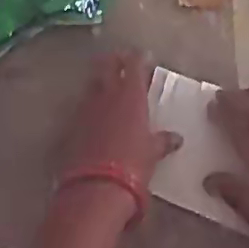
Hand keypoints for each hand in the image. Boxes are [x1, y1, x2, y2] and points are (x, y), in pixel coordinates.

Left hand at [63, 52, 182, 191]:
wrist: (96, 189)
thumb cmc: (133, 165)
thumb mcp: (152, 152)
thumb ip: (163, 141)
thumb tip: (176, 138)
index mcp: (130, 93)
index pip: (135, 62)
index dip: (140, 58)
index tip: (146, 59)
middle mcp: (107, 91)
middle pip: (108, 61)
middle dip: (116, 59)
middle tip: (125, 64)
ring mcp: (87, 105)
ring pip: (92, 80)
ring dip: (101, 80)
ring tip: (109, 89)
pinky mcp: (72, 122)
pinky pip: (81, 104)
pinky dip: (89, 104)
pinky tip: (95, 115)